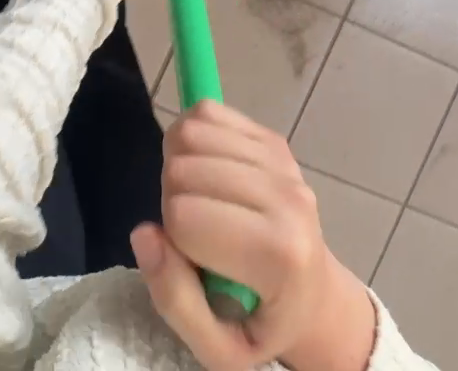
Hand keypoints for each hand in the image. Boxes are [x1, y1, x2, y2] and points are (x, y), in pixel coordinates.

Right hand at [129, 102, 375, 370]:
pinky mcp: (274, 139)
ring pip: (192, 131)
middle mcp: (287, 199)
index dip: (172, 238)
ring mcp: (283, 163)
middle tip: (194, 231)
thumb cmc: (260, 322)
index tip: (192, 261)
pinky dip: (192, 135)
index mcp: (278, 255)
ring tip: (200, 199)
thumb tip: (144, 233)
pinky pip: (208, 111)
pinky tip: (206, 168)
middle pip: (183, 168)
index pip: (183, 215)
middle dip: (172, 199)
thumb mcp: (217, 348)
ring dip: (179, 164)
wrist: (313, 296)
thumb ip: (175, 300)